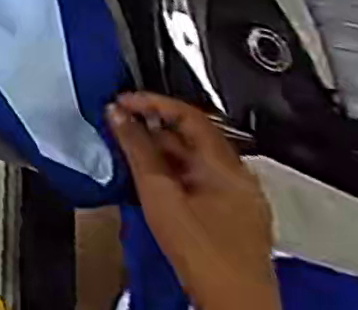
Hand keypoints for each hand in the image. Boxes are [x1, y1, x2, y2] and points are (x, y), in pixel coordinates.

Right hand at [107, 92, 278, 309]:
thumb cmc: (202, 255)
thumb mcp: (159, 194)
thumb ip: (136, 149)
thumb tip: (117, 114)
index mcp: (226, 165)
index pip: (188, 114)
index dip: (152, 102)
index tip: (123, 102)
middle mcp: (239, 177)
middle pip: (191, 136)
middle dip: (153, 128)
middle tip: (121, 125)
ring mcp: (240, 201)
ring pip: (194, 159)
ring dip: (161, 151)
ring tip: (129, 153)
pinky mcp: (234, 221)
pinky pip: (200, 180)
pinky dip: (173, 173)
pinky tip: (152, 183)